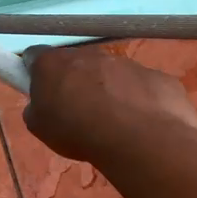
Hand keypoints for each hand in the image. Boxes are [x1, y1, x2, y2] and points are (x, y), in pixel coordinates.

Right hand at [22, 45, 196, 163]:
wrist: (143, 143)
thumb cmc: (78, 132)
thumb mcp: (38, 125)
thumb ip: (37, 106)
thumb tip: (48, 104)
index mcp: (53, 63)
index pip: (35, 55)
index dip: (35, 71)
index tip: (40, 90)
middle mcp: (90, 55)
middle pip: (78, 63)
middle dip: (76, 81)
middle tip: (77, 111)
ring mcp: (129, 64)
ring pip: (114, 75)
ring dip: (110, 91)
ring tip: (115, 123)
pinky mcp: (161, 78)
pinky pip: (146, 87)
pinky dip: (142, 101)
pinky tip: (143, 125)